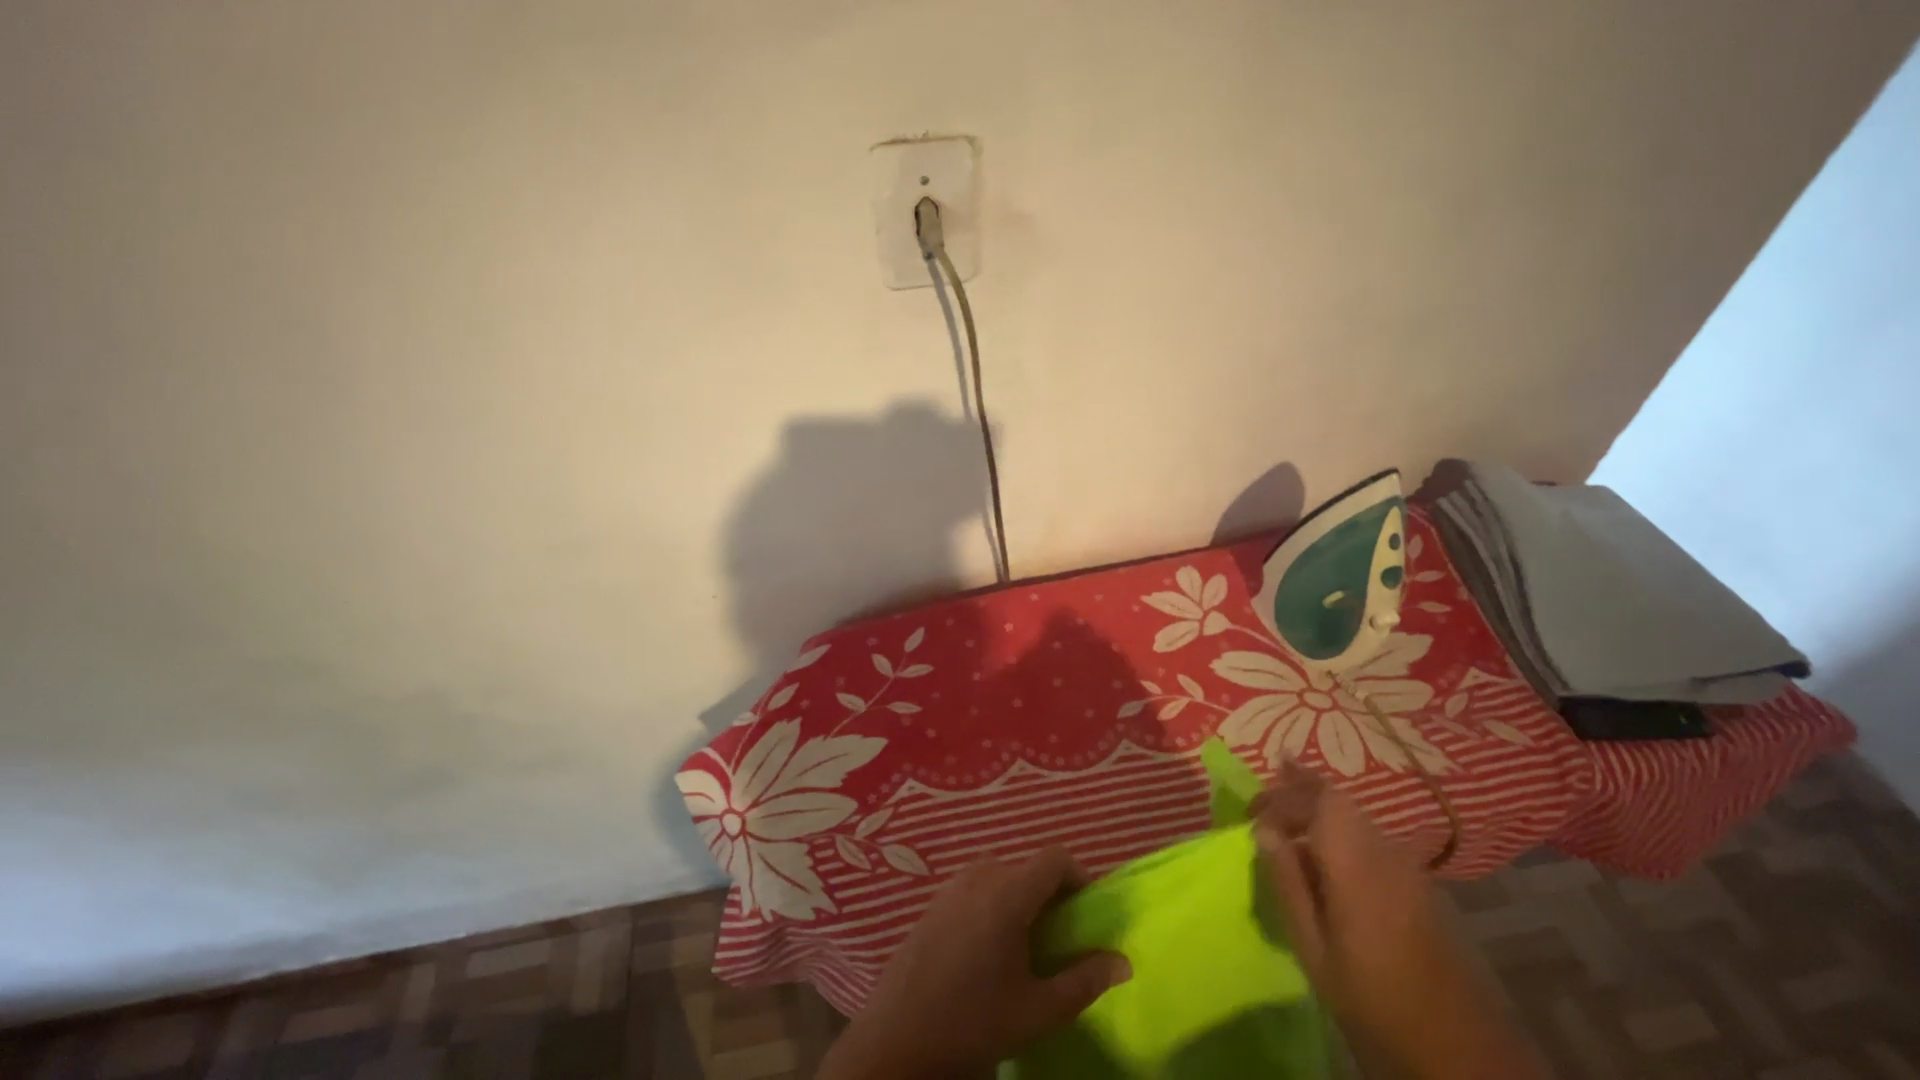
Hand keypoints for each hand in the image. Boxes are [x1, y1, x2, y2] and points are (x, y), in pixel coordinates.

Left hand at [819, 847, 1131, 1078]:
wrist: (896, 1041)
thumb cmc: (972, 1022)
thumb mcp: (1039, 1010)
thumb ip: (1085, 981)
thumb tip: (1123, 962)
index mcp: (1007, 894)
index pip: (1054, 857)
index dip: (1078, 876)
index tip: (1086, 912)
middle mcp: (976, 879)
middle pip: (1025, 865)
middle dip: (1049, 891)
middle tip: (1061, 934)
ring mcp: (947, 890)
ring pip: (996, 874)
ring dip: (1018, 895)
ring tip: (1026, 942)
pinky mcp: (928, 907)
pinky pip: (971, 888)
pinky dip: (990, 903)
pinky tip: (986, 950)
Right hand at [1255, 765, 1544, 1079]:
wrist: (1456, 1044)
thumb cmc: (1371, 999)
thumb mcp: (1314, 947)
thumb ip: (1289, 883)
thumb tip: (1264, 831)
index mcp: (1357, 864)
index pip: (1319, 799)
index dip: (1282, 796)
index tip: (1250, 814)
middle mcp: (1386, 852)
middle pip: (1340, 800)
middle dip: (1298, 793)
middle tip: (1263, 806)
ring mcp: (1408, 866)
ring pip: (1356, 817)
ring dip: (1318, 813)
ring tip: (1284, 828)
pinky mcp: (1419, 884)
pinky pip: (1370, 840)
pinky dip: (1339, 834)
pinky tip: (1321, 860)